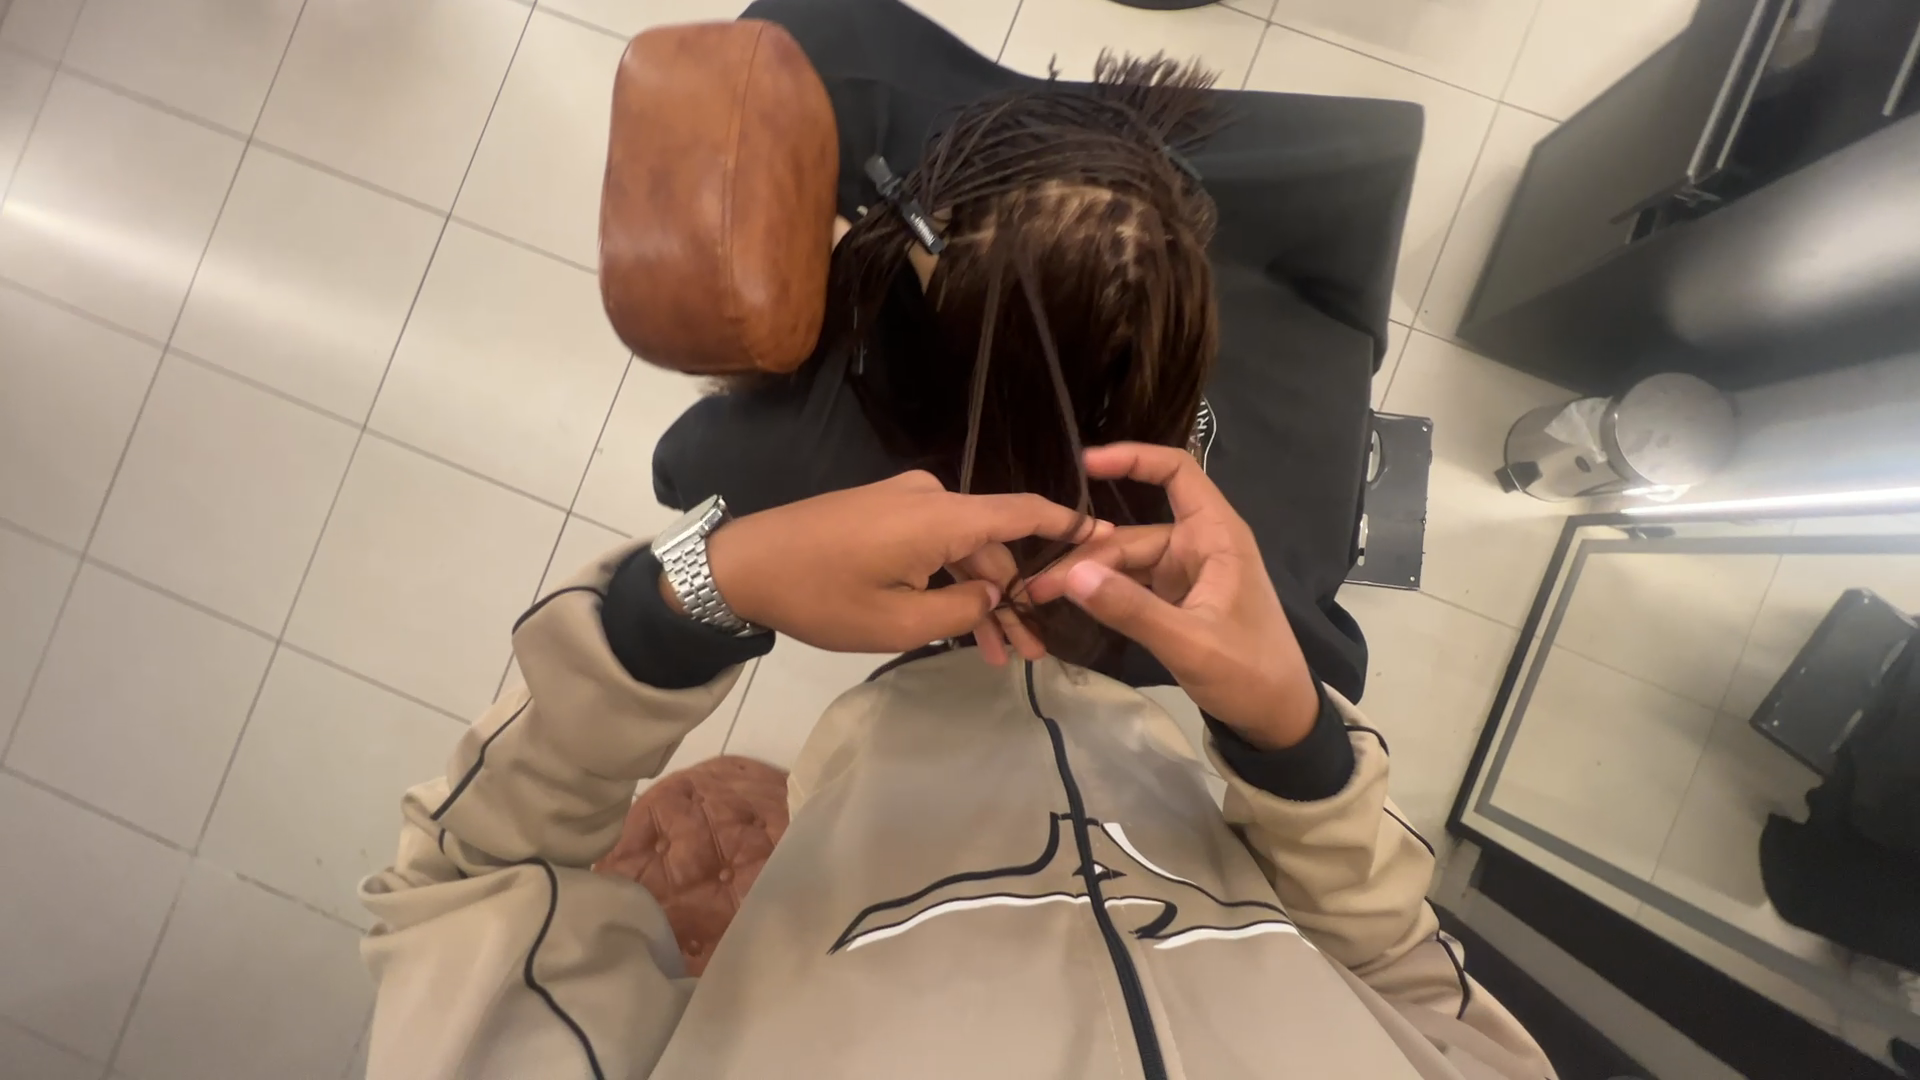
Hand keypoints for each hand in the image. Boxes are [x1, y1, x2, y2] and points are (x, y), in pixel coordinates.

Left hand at [685, 472, 1096, 653]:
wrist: (742, 566)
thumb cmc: (822, 596)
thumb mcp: (899, 621)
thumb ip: (963, 609)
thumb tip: (995, 593)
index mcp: (942, 516)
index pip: (1023, 512)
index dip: (1068, 526)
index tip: (1104, 539)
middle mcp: (931, 499)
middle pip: (993, 547)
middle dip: (1015, 598)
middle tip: (1031, 650)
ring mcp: (905, 504)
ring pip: (962, 553)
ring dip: (979, 598)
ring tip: (999, 654)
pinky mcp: (884, 514)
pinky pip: (932, 547)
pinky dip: (947, 583)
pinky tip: (958, 626)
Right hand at [1025, 443, 1318, 749]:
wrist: (1276, 719)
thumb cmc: (1249, 672)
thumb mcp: (1190, 642)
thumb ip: (1131, 609)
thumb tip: (1071, 575)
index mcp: (1216, 536)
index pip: (1176, 473)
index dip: (1133, 459)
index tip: (1086, 464)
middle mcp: (1197, 545)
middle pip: (1131, 533)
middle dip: (1086, 556)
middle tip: (1040, 585)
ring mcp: (1183, 573)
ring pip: (1124, 562)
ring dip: (1088, 578)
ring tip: (1043, 597)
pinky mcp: (1173, 599)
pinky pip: (1129, 585)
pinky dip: (1102, 594)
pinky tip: (1070, 603)